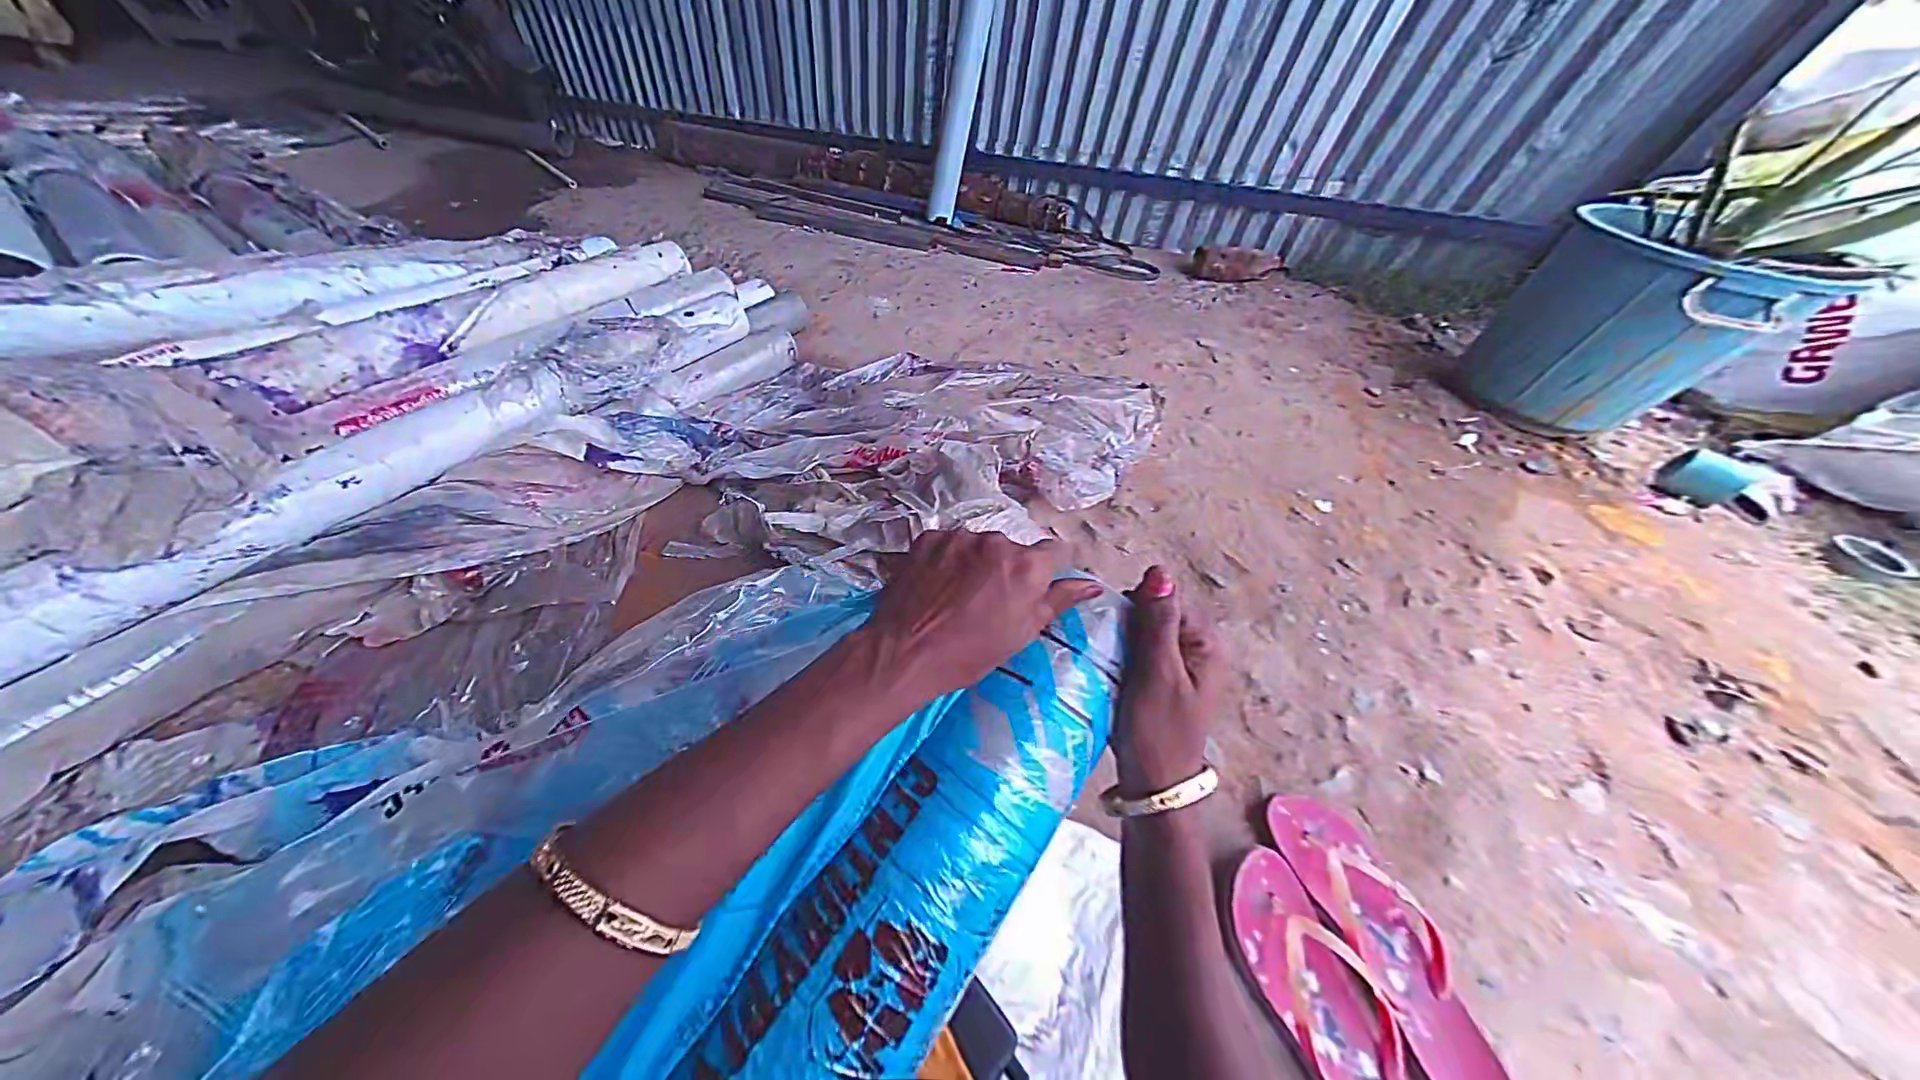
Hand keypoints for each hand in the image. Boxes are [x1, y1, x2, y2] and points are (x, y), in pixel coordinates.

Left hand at [859, 530, 1102, 704]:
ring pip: (979, 545)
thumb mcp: (1023, 632)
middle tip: (989, 601)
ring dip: (976, 562)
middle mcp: (996, 542)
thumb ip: (1059, 600)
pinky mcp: (928, 538)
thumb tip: (1092, 585)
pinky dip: (947, 559)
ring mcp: (959, 537)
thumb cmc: (970, 652)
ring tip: (958, 595)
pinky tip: (937, 585)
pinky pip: (948, 544)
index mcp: (1027, 565)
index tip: (1034, 587)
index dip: (1047, 569)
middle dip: (1007, 568)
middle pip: (1013, 549)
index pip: (1055, 551)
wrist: (906, 652)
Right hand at [1113, 566, 1220, 795]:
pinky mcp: (1163, 682)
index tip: (1113, 633)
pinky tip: (1110, 672)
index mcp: (1206, 644)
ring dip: (1121, 642)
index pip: (1166, 600)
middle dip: (1127, 626)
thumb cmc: (1157, 731)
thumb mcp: (1157, 672)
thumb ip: (1157, 622)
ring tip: (1106, 662)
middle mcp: (1198, 651)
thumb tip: (1159, 572)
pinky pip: (1140, 654)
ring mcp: (1181, 668)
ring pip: (1143, 635)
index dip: (1135, 609)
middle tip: (1110, 652)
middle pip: (1154, 615)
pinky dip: (1123, 657)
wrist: (1154, 786)